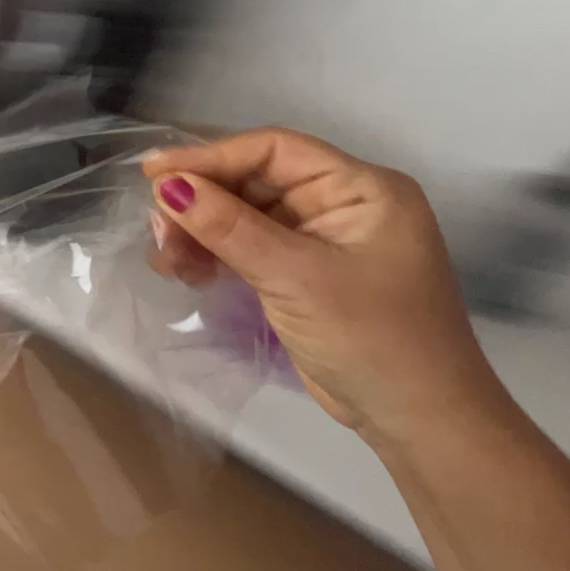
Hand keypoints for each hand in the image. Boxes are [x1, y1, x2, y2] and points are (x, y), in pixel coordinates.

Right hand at [142, 128, 504, 440]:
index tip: (153, 173)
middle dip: (199, 202)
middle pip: (250, 181)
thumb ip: (228, 227)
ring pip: (239, 213)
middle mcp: (340, 203)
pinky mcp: (299, 270)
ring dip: (197, 232)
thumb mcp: (294, 276)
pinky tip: (186, 273)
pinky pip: (243, 244)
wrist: (416, 420)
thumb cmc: (371, 338)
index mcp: (361, 189)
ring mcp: (318, 238)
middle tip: (158, 230)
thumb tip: (166, 186)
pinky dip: (210, 253)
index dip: (210, 156)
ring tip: (168, 261)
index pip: (273, 150)